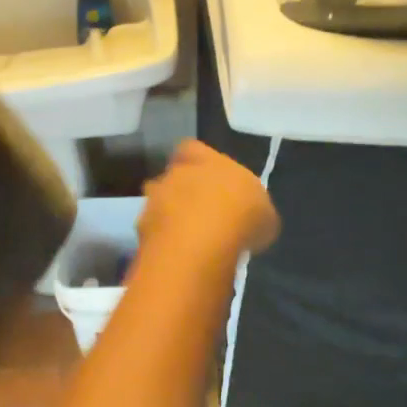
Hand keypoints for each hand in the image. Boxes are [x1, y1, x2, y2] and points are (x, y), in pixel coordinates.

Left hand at [138, 141, 280, 264]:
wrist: (202, 242)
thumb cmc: (242, 216)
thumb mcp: (265, 215)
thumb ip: (251, 209)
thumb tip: (250, 220)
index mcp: (206, 161)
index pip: (191, 149)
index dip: (197, 162)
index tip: (208, 178)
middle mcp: (175, 175)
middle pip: (172, 178)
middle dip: (181, 193)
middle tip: (199, 215)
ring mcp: (153, 201)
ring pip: (157, 204)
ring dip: (169, 218)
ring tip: (188, 239)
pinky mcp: (141, 229)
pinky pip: (151, 232)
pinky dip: (162, 242)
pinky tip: (178, 256)